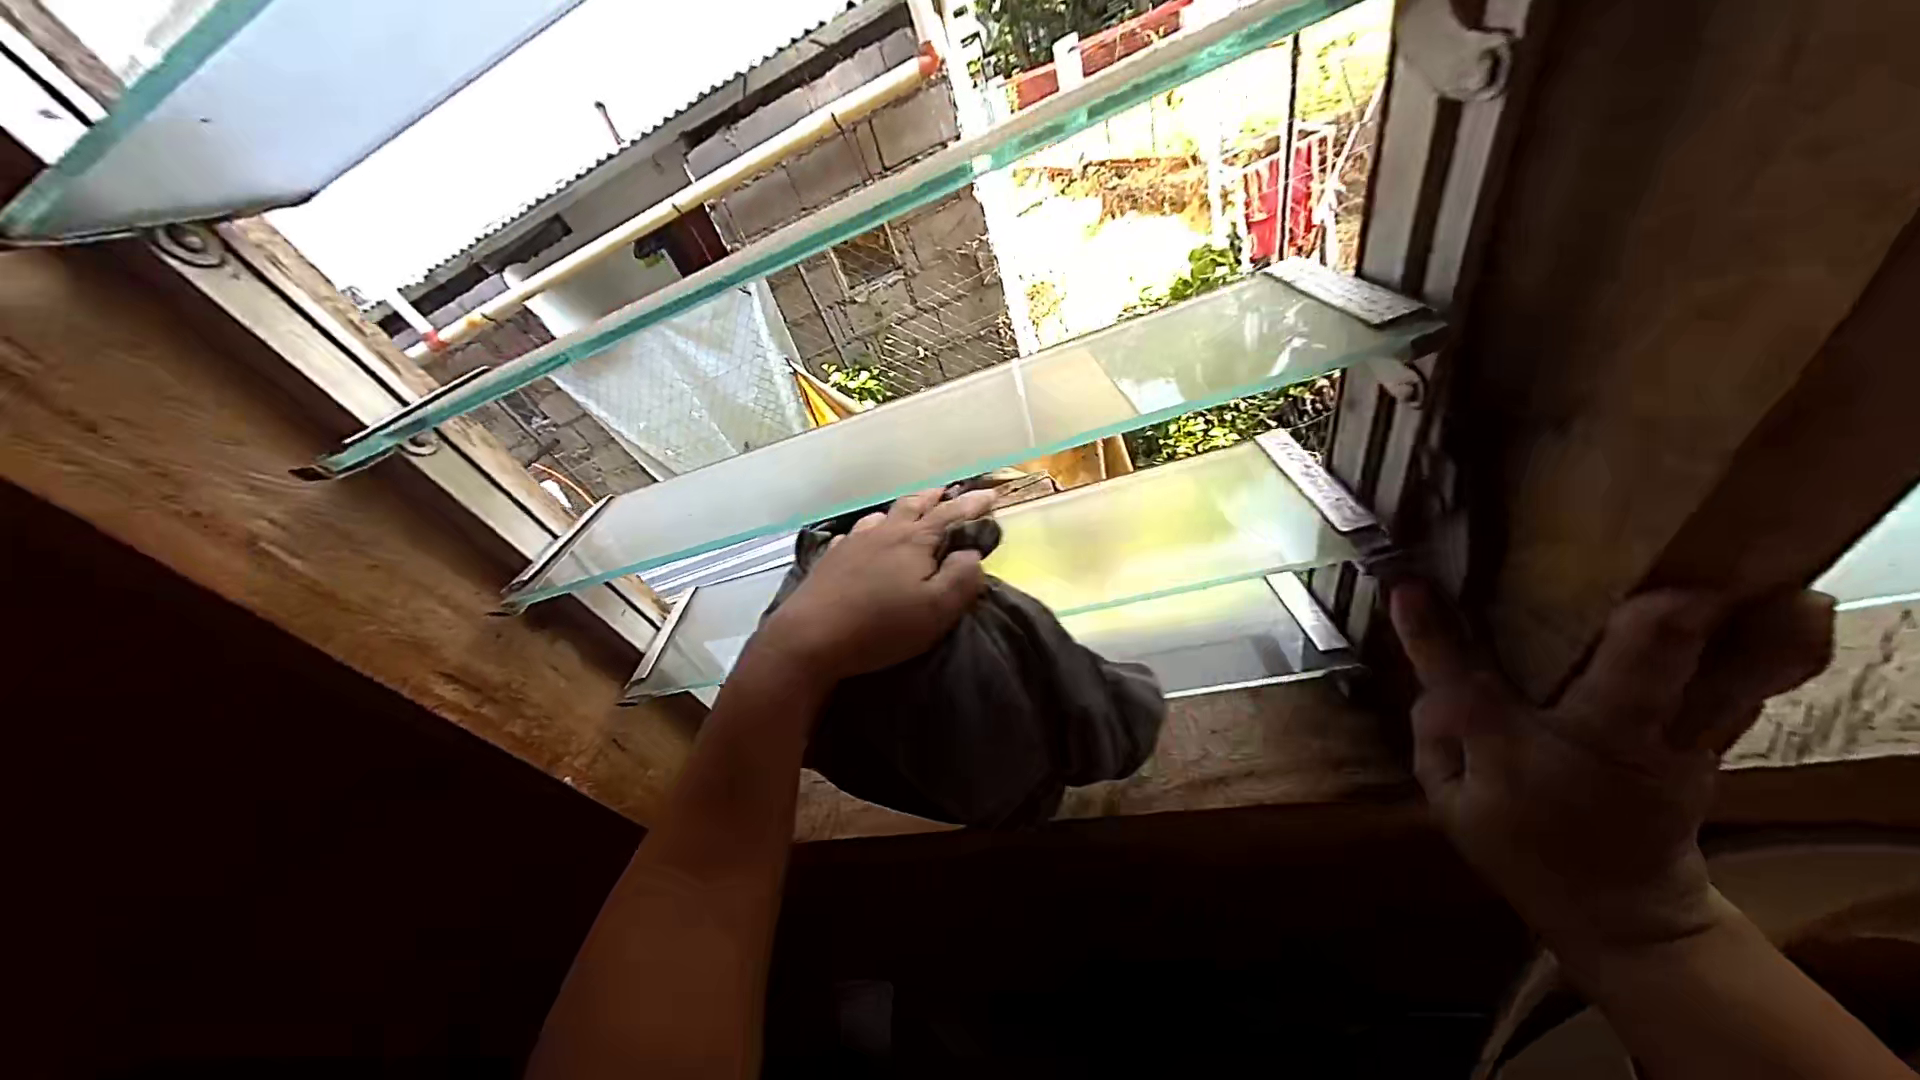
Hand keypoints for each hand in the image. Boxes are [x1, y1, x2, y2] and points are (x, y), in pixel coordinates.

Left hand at [752, 488, 992, 684]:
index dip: (972, 504)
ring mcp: (853, 543)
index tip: (991, 495)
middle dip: (935, 498)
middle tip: (948, 493)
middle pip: (914, 505)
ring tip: (911, 511)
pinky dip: (868, 531)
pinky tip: (863, 538)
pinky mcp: (830, 560)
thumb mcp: (936, 609)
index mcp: (914, 540)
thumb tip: (971, 553)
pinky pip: (854, 535)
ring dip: (902, 510)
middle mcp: (884, 532)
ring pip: (883, 516)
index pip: (951, 514)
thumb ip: (962, 578)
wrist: (810, 636)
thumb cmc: (881, 626)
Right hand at [1390, 582, 1833, 955]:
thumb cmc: (1518, 846)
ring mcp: (1676, 744)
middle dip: (1660, 629)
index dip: (1431, 634)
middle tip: (1670, 579)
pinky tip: (1786, 608)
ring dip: (1760, 637)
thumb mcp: (1450, 797)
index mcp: (1519, 758)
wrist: (1621, 908)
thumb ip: (1437, 729)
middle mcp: (1604, 743)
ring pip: (1730, 683)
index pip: (1462, 686)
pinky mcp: (1713, 742)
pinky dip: (1772, 649)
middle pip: (1641, 679)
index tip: (1408, 586)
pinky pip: (1746, 686)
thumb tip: (1437, 667)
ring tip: (1774, 585)